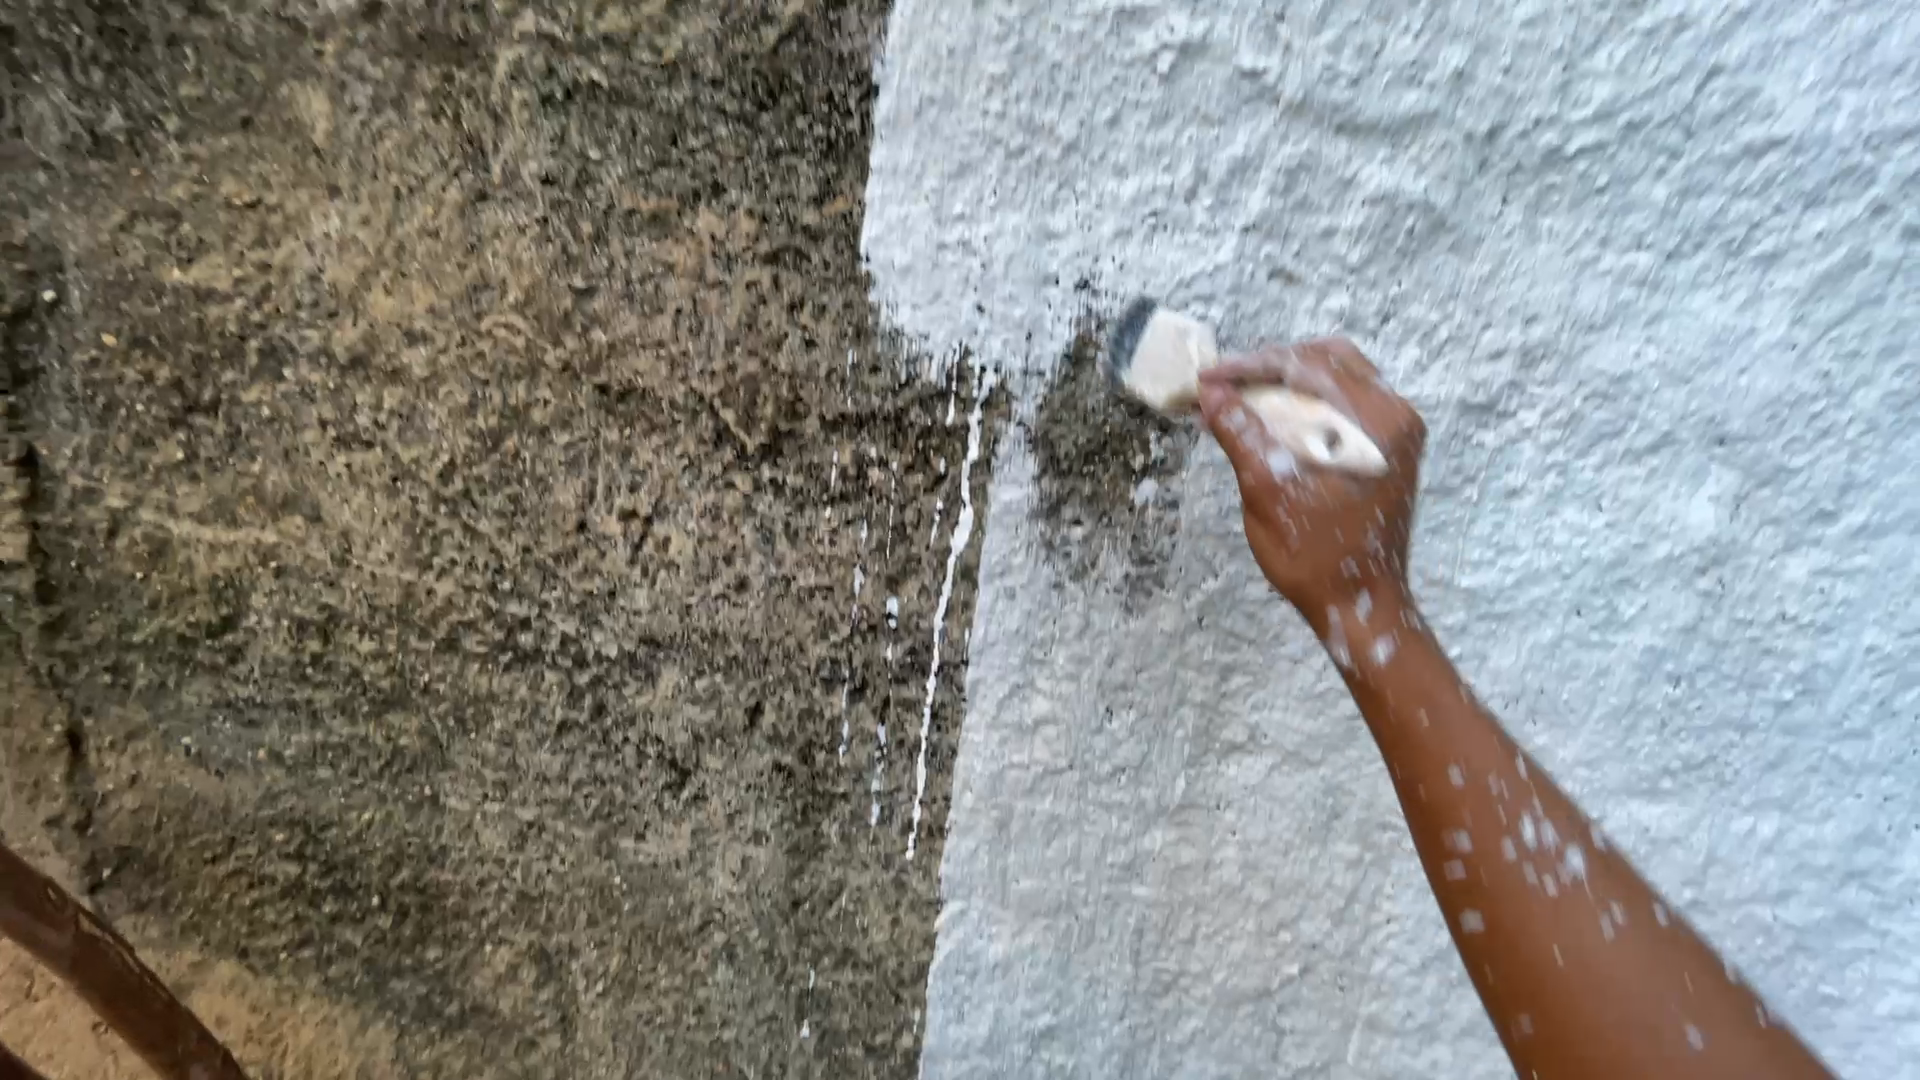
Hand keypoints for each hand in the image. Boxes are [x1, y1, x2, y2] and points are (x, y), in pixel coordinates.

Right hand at [1197, 338, 1425, 613]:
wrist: (1357, 603)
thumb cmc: (1312, 552)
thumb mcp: (1266, 489)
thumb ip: (1241, 433)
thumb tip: (1210, 392)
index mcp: (1375, 419)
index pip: (1307, 366)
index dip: (1250, 366)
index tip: (1207, 377)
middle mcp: (1394, 414)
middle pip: (1325, 361)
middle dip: (1268, 367)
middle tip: (1221, 384)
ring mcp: (1394, 431)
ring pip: (1334, 378)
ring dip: (1283, 383)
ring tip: (1237, 399)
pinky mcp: (1385, 448)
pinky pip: (1340, 405)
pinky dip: (1301, 403)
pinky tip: (1266, 419)